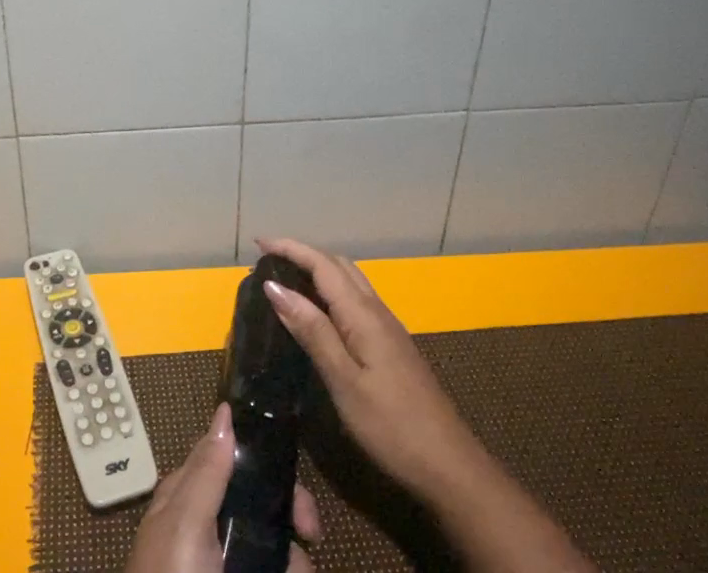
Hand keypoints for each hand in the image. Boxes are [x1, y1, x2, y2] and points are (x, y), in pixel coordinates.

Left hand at [124, 402, 321, 572]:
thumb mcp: (184, 523)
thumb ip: (207, 472)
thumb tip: (225, 412)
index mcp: (188, 497)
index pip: (236, 462)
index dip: (271, 471)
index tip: (300, 497)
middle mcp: (208, 524)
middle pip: (264, 505)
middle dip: (293, 519)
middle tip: (311, 535)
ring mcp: (225, 558)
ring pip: (277, 547)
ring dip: (294, 562)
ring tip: (294, 572)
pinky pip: (277, 568)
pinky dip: (289, 571)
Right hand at [256, 238, 465, 493]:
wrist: (448, 465)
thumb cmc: (390, 425)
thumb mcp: (343, 380)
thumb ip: (312, 331)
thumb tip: (275, 287)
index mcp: (364, 316)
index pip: (323, 266)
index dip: (291, 249)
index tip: (259, 242)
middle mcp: (378, 312)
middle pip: (339, 266)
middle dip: (303, 255)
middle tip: (268, 261)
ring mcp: (388, 329)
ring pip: (351, 282)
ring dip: (318, 271)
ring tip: (286, 281)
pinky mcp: (391, 347)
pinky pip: (356, 302)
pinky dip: (331, 293)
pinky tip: (318, 313)